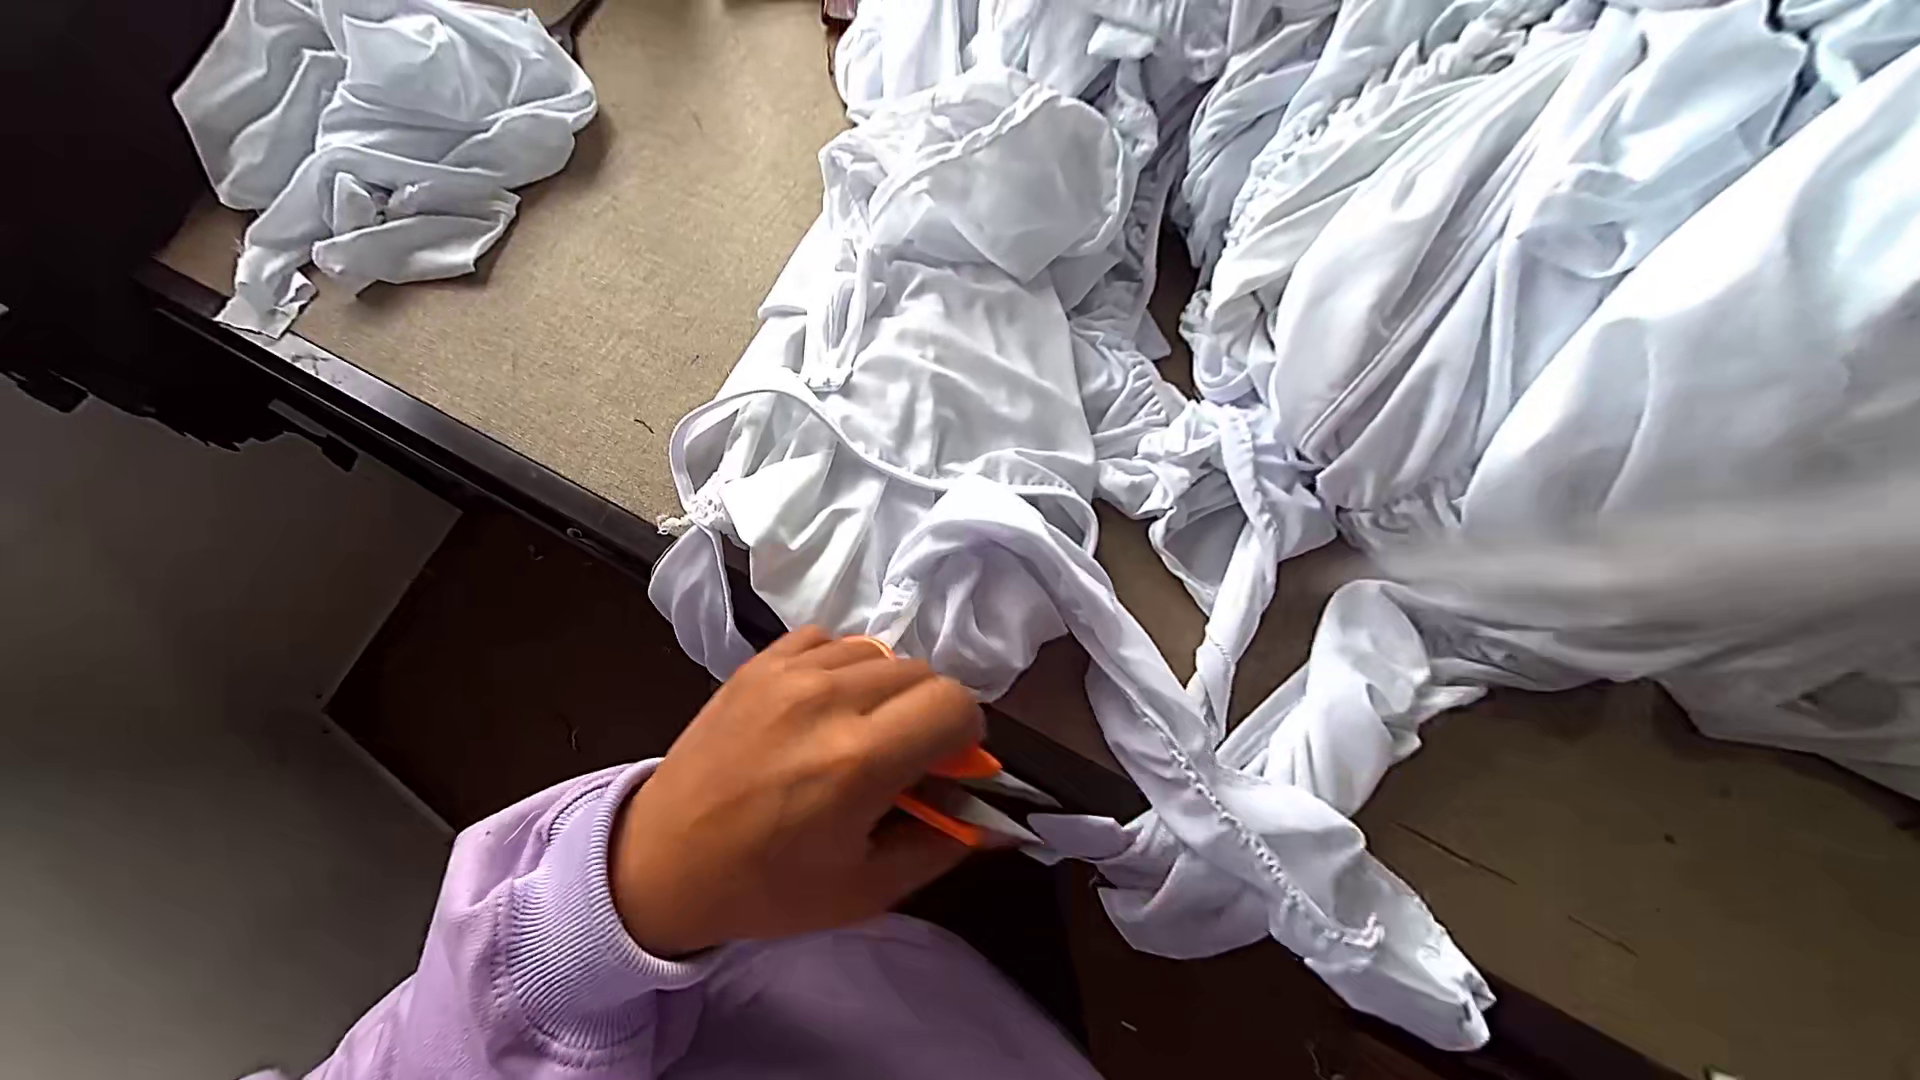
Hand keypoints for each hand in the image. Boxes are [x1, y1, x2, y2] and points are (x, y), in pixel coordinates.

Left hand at [611, 626, 984, 955]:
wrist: (659, 860)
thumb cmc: (767, 886)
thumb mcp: (865, 888)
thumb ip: (943, 846)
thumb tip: (1000, 824)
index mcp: (859, 760)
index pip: (956, 704)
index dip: (964, 734)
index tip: (944, 760)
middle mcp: (828, 699)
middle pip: (925, 673)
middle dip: (929, 713)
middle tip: (902, 752)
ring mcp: (790, 671)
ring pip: (882, 652)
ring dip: (888, 688)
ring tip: (859, 726)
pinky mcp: (761, 660)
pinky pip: (832, 639)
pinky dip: (844, 667)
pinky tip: (823, 703)